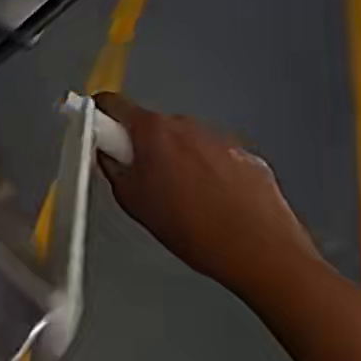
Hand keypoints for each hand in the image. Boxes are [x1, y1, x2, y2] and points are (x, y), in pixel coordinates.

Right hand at [95, 93, 322, 291]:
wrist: (265, 257)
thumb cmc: (201, 232)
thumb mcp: (133, 202)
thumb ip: (112, 168)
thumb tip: (107, 157)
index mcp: (152, 129)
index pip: (112, 103)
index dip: (99, 114)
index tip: (95, 123)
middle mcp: (185, 125)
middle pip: (150, 124)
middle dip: (143, 146)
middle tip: (144, 179)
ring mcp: (219, 139)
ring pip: (185, 142)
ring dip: (179, 161)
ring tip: (185, 202)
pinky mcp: (247, 158)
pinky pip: (217, 158)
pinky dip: (212, 175)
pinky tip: (215, 206)